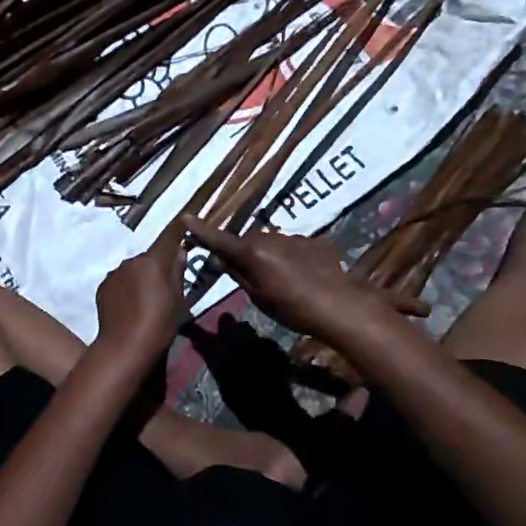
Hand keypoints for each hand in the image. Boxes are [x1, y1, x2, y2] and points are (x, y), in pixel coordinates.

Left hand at [94, 230, 187, 358]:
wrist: (124, 346)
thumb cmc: (159, 324)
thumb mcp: (178, 299)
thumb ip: (177, 272)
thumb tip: (179, 251)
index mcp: (153, 261)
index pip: (168, 237)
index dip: (177, 230)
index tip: (183, 223)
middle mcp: (131, 261)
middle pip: (149, 258)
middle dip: (156, 266)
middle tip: (163, 288)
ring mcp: (114, 273)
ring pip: (132, 270)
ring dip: (139, 278)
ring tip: (144, 302)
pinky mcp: (102, 287)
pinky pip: (119, 282)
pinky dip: (125, 289)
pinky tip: (128, 307)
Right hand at [182, 214, 403, 340]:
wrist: (339, 304)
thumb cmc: (292, 307)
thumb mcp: (258, 296)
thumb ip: (238, 274)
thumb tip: (219, 259)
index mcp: (251, 252)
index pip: (219, 239)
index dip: (201, 230)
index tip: (186, 218)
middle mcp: (268, 237)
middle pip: (246, 242)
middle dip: (243, 253)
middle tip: (248, 277)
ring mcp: (292, 237)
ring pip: (269, 243)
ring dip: (267, 256)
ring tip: (280, 282)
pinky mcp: (311, 242)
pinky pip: (290, 247)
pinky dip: (288, 258)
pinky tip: (301, 278)